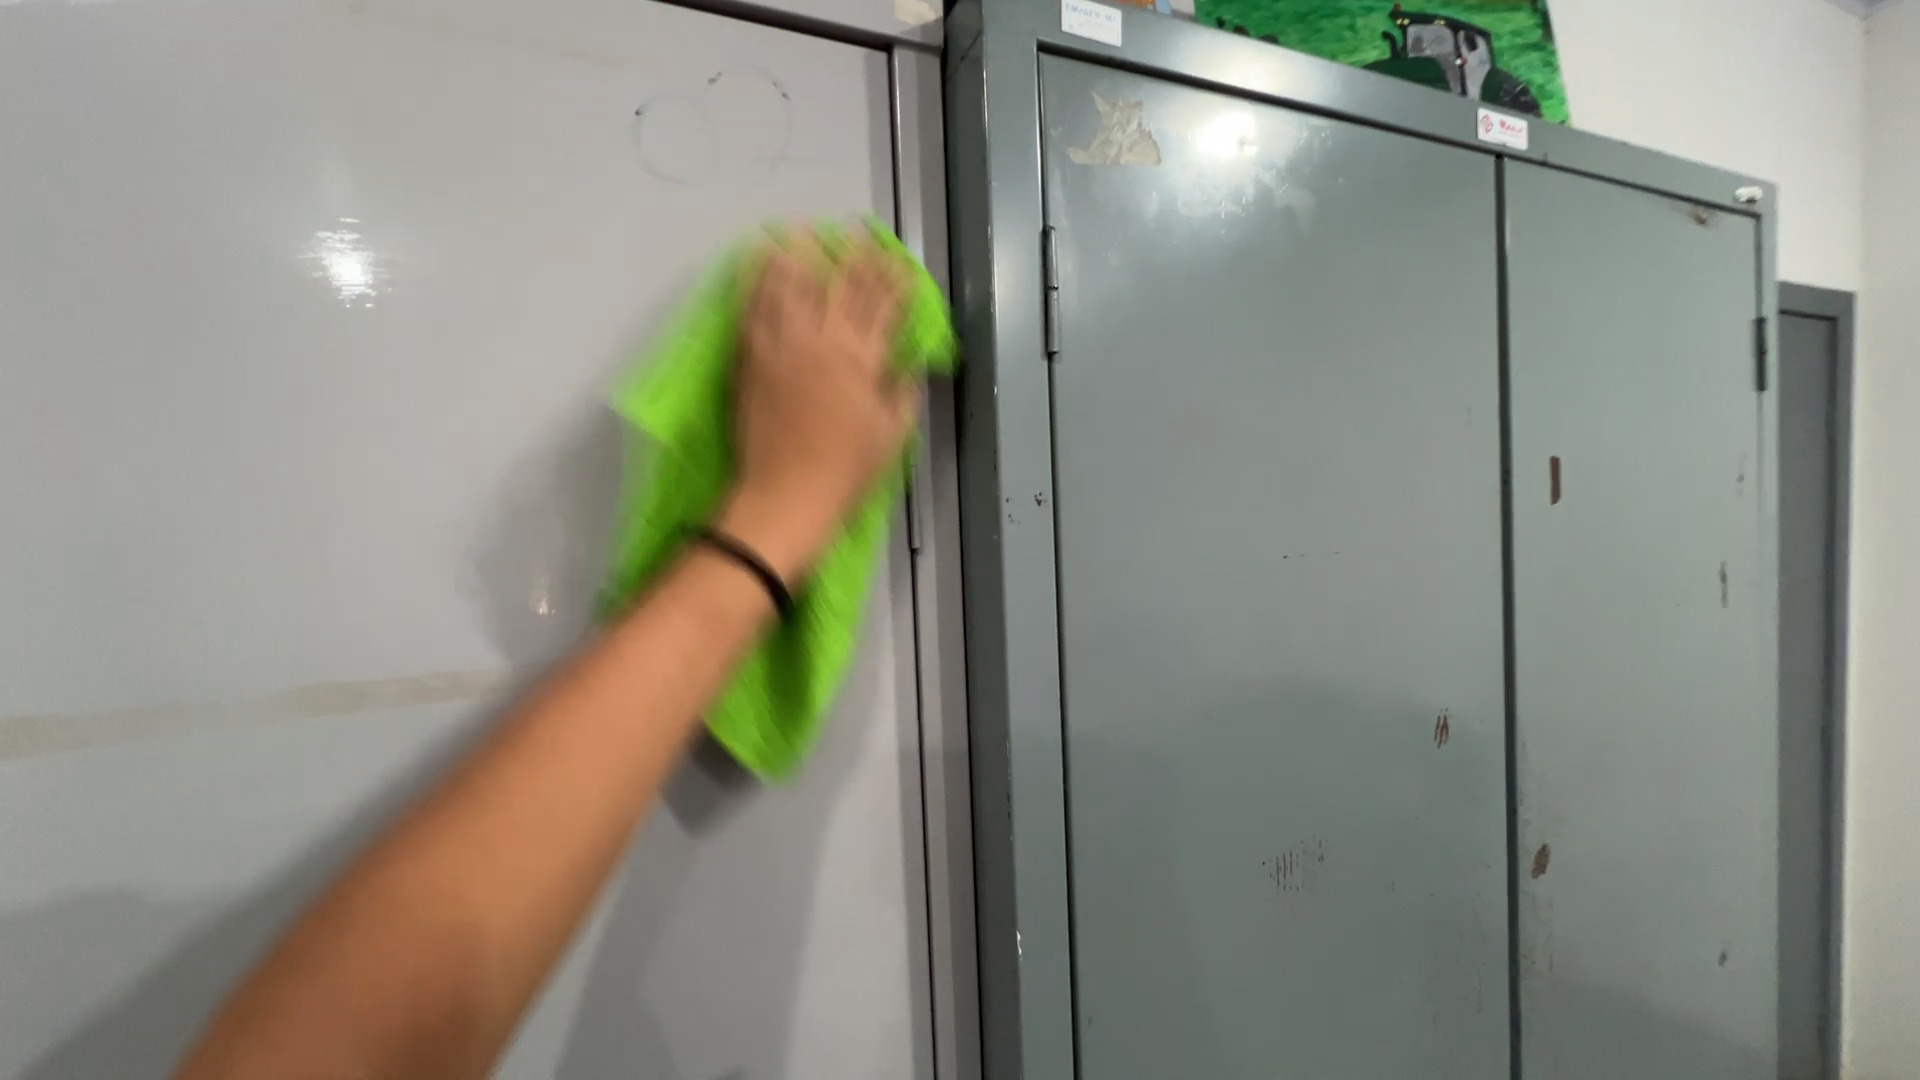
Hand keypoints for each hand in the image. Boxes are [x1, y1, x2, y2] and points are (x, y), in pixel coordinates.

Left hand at [718, 231, 922, 583]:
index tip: (900, 261)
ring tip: (803, 229)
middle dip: (855, 257)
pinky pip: (753, 306)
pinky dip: (756, 278)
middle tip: (859, 234)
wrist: (784, 495)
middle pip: (842, 286)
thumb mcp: (894, 436)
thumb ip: (904, 393)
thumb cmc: (846, 472)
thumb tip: (908, 364)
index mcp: (863, 360)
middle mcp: (824, 341)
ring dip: (801, 253)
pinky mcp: (751, 355)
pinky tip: (758, 259)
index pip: (884, 306)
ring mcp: (783, 344)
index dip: (895, 280)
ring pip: (792, 285)